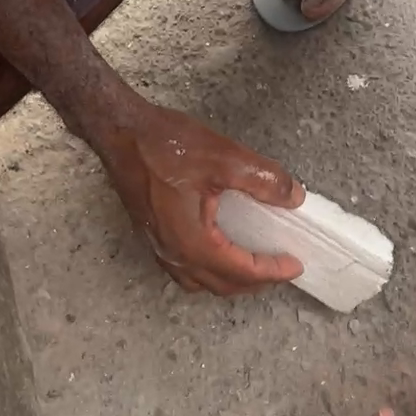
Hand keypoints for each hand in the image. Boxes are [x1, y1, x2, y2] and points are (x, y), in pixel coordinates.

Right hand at [91, 99, 306, 293]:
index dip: (272, 271)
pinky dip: (207, 269)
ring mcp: (157, 246)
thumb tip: (294, 198)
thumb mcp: (224, 157)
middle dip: (254, 282)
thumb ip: (263, 180)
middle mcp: (173, 253)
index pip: (240, 271)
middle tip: (280, 267)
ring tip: (251, 263)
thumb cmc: (166, 145)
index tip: (297, 264)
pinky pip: (183, 268)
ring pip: (198, 280)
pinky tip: (216, 248)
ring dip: (229, 279)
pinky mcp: (150, 233)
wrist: (118, 131)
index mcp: (193, 242)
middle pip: (220, 285)